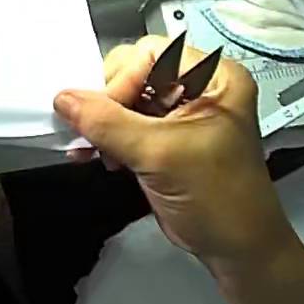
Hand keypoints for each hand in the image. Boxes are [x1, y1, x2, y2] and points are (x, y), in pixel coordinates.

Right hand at [54, 36, 298, 278]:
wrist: (237, 251)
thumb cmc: (221, 200)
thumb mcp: (160, 155)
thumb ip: (109, 123)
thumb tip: (66, 99)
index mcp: (213, 77)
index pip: (152, 52)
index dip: (124, 78)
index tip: (106, 112)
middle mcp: (198, 86)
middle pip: (135, 71)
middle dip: (109, 101)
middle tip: (96, 130)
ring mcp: (180, 111)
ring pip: (126, 96)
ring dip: (103, 121)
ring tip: (93, 147)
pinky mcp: (164, 135)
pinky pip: (125, 121)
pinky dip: (107, 136)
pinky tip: (95, 152)